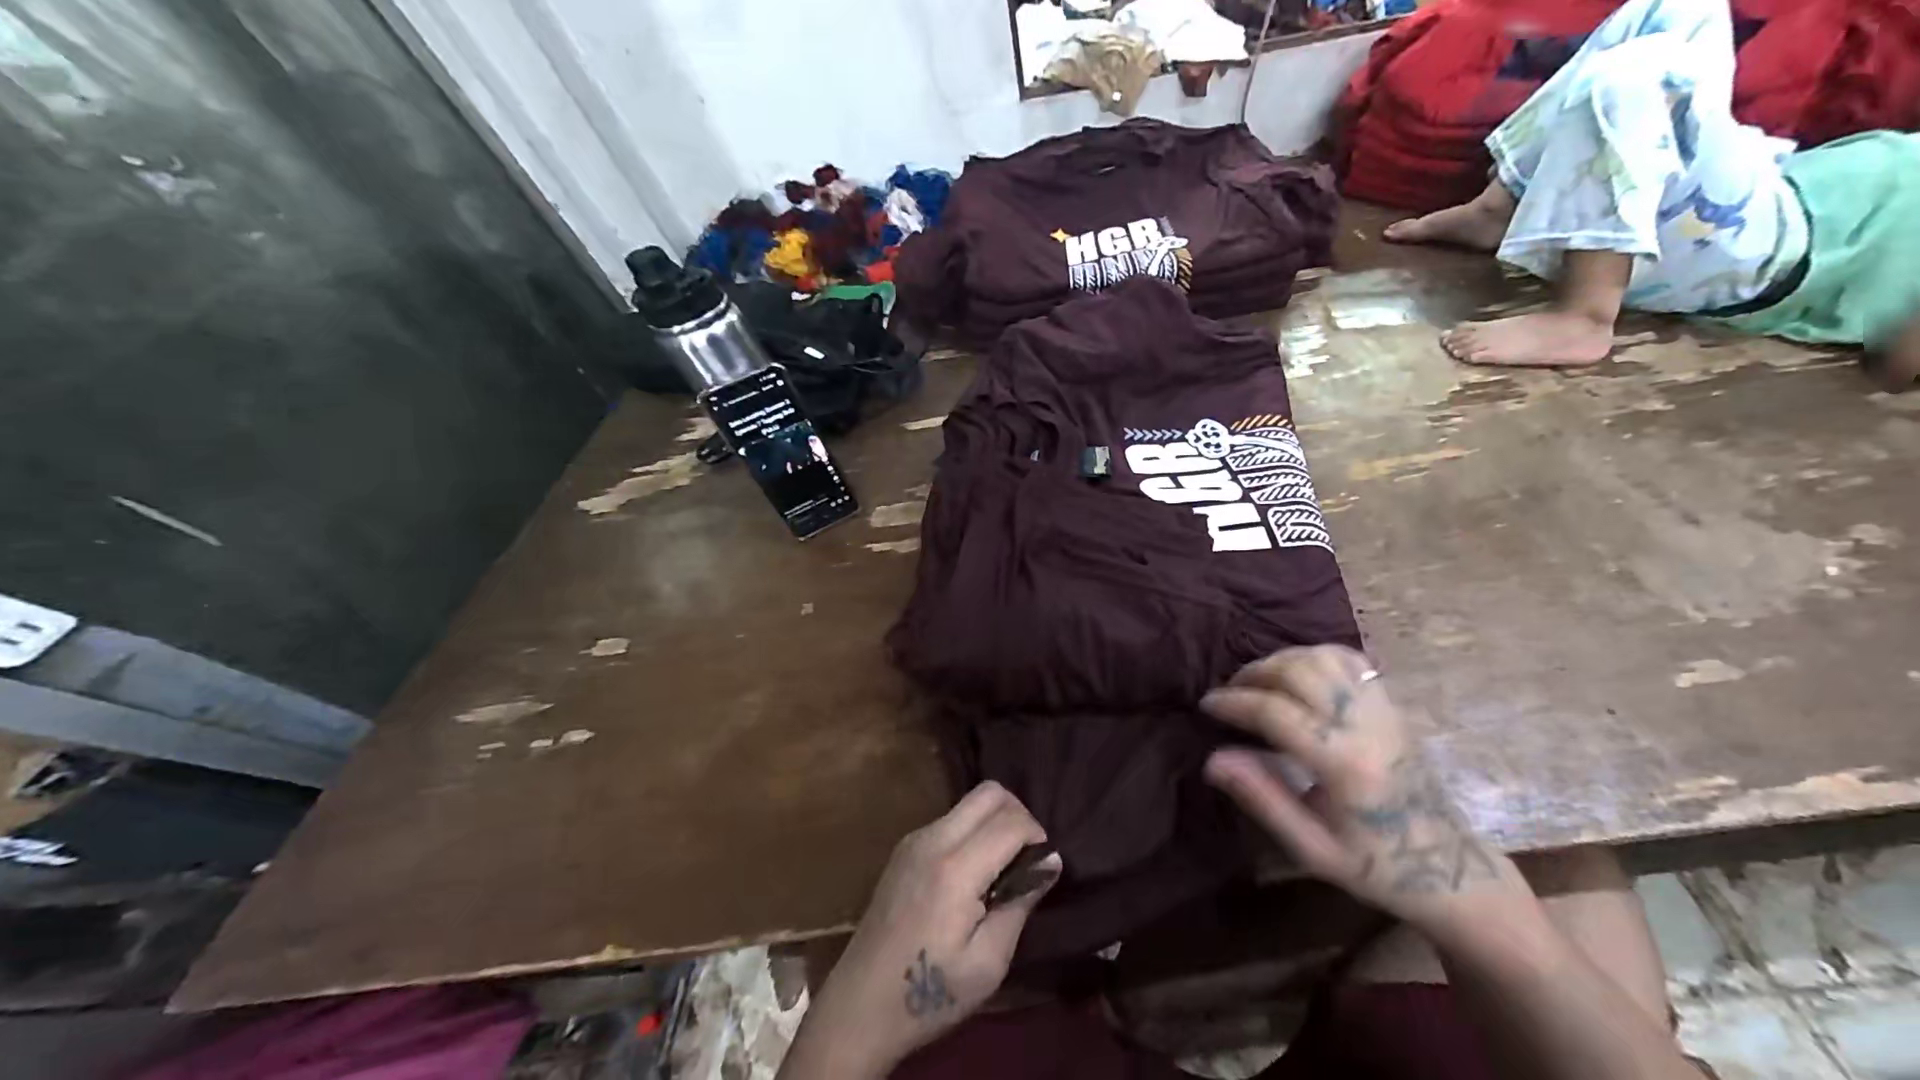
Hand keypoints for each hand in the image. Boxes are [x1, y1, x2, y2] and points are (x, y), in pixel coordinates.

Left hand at [780, 782, 1061, 1079]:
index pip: (1011, 821)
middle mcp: (932, 839)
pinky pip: (951, 819)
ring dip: (995, 822)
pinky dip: (974, 831)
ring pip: (969, 802)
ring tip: (1003, 869)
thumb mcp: (988, 963)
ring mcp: (914, 839)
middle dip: (1019, 815)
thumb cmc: (930, 995)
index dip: (1038, 838)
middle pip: (990, 793)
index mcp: (954, 868)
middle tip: (1028, 859)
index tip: (1045, 869)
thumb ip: (1020, 903)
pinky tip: (974, 874)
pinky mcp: (904, 848)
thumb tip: (1050, 861)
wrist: (860, 1006)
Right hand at [1201, 645, 1524, 927]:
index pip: (1277, 712)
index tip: (1207, 705)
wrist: (1448, 867)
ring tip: (1259, 682)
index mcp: (1344, 766)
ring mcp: (1384, 710)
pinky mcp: (1392, 705)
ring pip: (1322, 657)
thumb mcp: (1310, 847)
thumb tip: (1212, 759)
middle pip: (1298, 672)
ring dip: (1281, 660)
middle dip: (1253, 674)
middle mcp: (1367, 727)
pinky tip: (1296, 673)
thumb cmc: (1373, 865)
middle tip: (1230, 693)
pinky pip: (1349, 659)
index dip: (1233, 702)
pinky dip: (1313, 656)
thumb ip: (1262, 797)